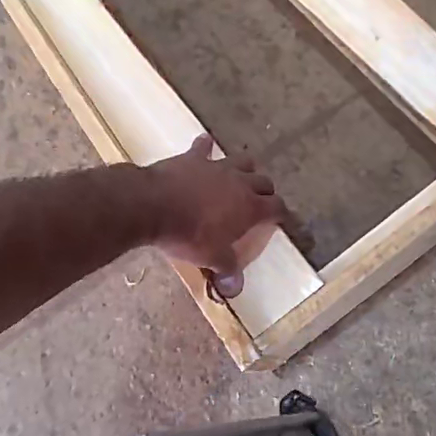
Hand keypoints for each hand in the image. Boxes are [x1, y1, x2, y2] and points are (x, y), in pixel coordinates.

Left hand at [145, 135, 288, 297]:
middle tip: (260, 202)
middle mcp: (240, 182)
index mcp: (250, 207)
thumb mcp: (210, 258)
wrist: (153, 205)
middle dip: (266, 192)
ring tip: (241, 176)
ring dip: (245, 169)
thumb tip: (235, 289)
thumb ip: (226, 269)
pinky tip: (205, 146)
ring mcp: (217, 166)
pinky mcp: (194, 157)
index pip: (277, 208)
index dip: (282, 214)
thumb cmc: (188, 234)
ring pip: (242, 161)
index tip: (282, 219)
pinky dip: (207, 148)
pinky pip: (204, 147)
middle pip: (264, 182)